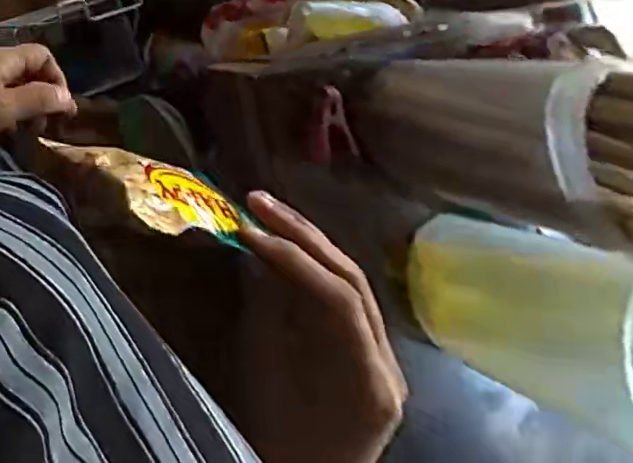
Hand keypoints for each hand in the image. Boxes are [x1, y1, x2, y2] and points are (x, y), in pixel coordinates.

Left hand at [0, 45, 75, 150]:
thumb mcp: (3, 108)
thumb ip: (37, 99)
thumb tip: (67, 96)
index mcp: (1, 58)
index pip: (42, 55)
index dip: (58, 79)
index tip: (61, 112)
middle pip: (27, 71)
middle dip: (42, 97)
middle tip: (42, 129)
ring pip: (9, 88)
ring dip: (22, 109)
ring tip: (22, 135)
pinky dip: (2, 115)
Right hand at [236, 191, 407, 462]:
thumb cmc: (281, 432)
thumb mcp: (268, 370)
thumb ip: (268, 310)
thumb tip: (257, 254)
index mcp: (369, 376)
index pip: (340, 298)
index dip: (292, 256)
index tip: (245, 230)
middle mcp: (387, 362)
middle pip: (351, 280)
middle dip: (301, 233)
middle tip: (254, 200)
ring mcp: (381, 356)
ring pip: (349, 281)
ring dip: (305, 240)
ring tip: (262, 208)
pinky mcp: (365, 351)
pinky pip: (340, 296)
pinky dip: (308, 263)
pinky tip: (280, 242)